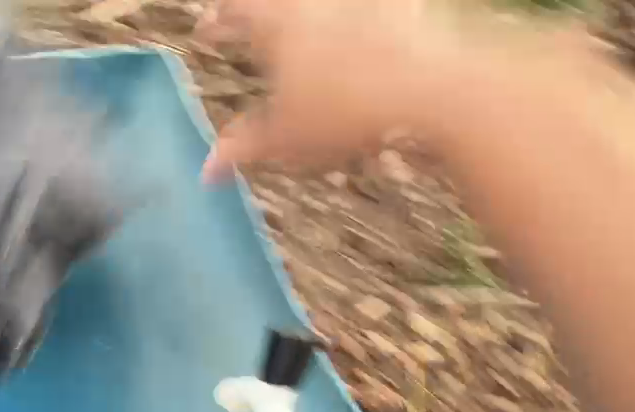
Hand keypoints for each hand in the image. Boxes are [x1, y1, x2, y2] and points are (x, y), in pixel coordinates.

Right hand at [198, 0, 468, 179]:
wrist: (431, 87)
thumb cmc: (342, 112)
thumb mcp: (281, 139)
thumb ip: (239, 149)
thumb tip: (204, 172)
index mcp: (281, 26)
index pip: (238, 10)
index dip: (219, 20)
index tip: (205, 30)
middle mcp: (319, 3)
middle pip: (279, 4)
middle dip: (260, 14)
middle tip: (248, 24)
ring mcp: (362, 3)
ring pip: (319, 8)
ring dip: (305, 15)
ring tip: (297, 29)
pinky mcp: (401, 8)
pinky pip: (375, 11)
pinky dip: (359, 19)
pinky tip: (357, 25)